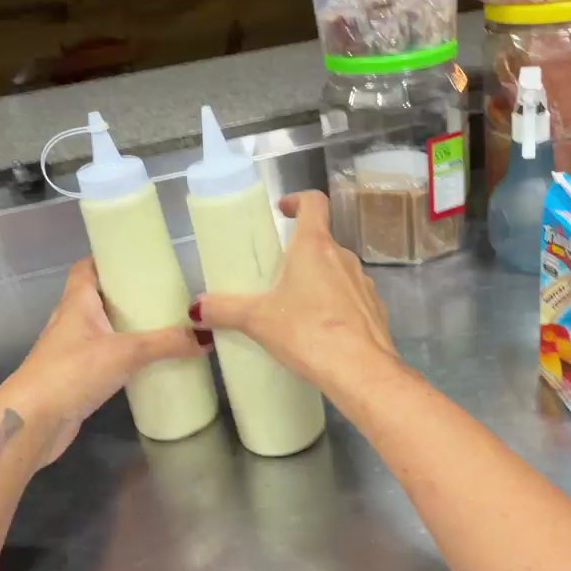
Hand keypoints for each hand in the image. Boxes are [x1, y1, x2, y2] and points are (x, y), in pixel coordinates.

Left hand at [6, 259, 207, 464]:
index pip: (86, 267)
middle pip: (98, 297)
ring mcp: (71, 351)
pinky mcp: (76, 378)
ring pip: (102, 328)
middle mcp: (70, 322)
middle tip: (162, 292)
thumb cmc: (71, 372)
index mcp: (76, 302)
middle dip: (127, 293)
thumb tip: (206, 335)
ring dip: (126, 326)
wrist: (32, 423)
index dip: (107, 257)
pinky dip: (123, 355)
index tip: (137, 256)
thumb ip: (167, 343)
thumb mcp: (126, 352)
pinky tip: (146, 362)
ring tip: (162, 324)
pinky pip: (104, 357)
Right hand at [191, 190, 399, 390]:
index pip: (314, 203)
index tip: (283, 209)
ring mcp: (364, 283)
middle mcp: (343, 257)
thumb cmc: (307, 332)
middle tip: (277, 273)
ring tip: (296, 306)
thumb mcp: (258, 320)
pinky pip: (351, 299)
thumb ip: (225, 310)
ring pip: (337, 271)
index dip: (297, 200)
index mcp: (315, 246)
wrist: (361, 370)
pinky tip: (320, 331)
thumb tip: (196, 308)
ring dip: (318, 280)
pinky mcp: (375, 310)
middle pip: (322, 241)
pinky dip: (335, 306)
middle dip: (300, 253)